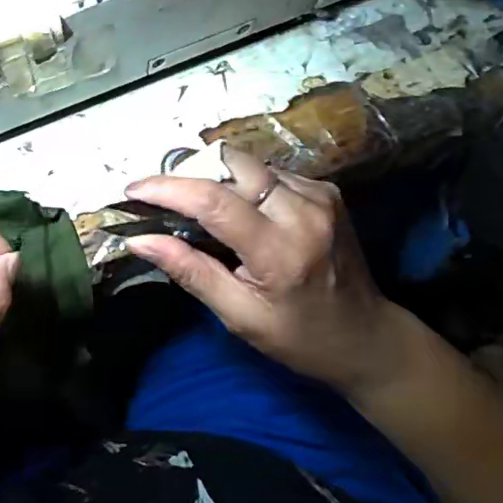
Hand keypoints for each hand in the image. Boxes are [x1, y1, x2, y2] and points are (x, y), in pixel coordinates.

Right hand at [124, 149, 418, 400]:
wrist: (368, 337)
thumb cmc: (300, 338)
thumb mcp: (240, 317)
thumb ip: (191, 272)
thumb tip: (140, 241)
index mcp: (281, 251)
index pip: (214, 201)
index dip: (168, 188)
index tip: (133, 189)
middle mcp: (304, 211)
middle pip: (232, 164)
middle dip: (190, 173)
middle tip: (163, 196)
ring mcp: (320, 195)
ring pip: (250, 164)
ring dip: (216, 177)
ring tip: (195, 204)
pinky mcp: (326, 190)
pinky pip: (270, 173)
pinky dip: (243, 184)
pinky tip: (237, 210)